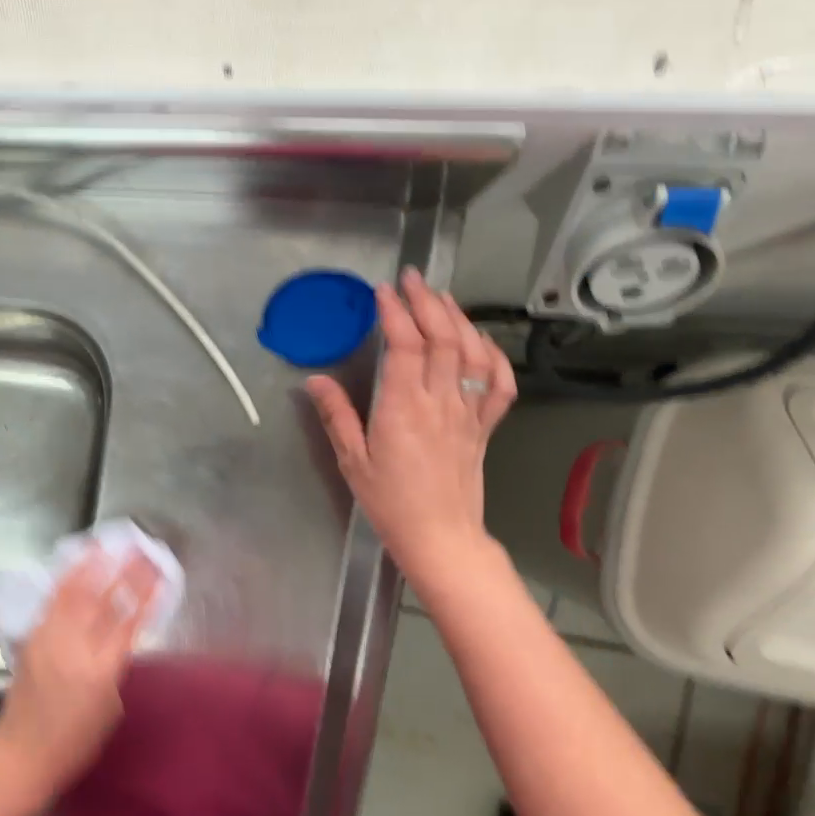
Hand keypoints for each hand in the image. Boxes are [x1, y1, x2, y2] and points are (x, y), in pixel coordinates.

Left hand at [0, 550, 161, 795]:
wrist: (22, 753)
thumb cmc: (74, 743)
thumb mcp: (109, 707)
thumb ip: (114, 667)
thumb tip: (117, 637)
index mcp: (100, 671)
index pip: (128, 621)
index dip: (145, 593)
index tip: (160, 570)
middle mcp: (72, 648)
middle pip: (99, 598)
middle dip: (121, 570)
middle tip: (138, 547)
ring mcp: (47, 639)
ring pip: (71, 593)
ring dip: (90, 566)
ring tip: (106, 544)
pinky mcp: (30, 638)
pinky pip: (51, 602)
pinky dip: (65, 580)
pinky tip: (74, 567)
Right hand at [304, 268, 517, 576]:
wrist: (439, 535)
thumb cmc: (388, 501)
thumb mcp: (351, 460)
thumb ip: (337, 416)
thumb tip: (316, 380)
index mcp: (403, 409)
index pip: (405, 346)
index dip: (395, 313)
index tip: (382, 292)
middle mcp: (440, 402)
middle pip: (443, 339)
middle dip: (428, 303)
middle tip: (412, 280)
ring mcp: (468, 413)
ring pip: (472, 353)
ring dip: (458, 320)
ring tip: (441, 298)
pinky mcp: (485, 427)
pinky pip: (498, 384)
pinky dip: (493, 356)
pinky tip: (480, 342)